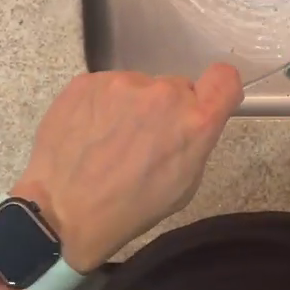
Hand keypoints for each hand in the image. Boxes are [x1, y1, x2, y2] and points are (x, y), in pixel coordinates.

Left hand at [10, 65, 242, 271]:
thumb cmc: (130, 209)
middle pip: (175, 89)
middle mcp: (163, 94)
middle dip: (166, 110)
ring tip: (109, 142)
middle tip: (143, 141)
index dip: (218, 90)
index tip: (205, 102)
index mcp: (195, 122)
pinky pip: (106, 89)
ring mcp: (122, 83)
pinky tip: (89, 134)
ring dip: (130, 108)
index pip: (225, 78)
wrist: (64, 212)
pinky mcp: (87, 82)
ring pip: (138, 88)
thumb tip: (189, 123)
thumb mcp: (183, 186)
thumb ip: (195, 142)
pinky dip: (101, 107)